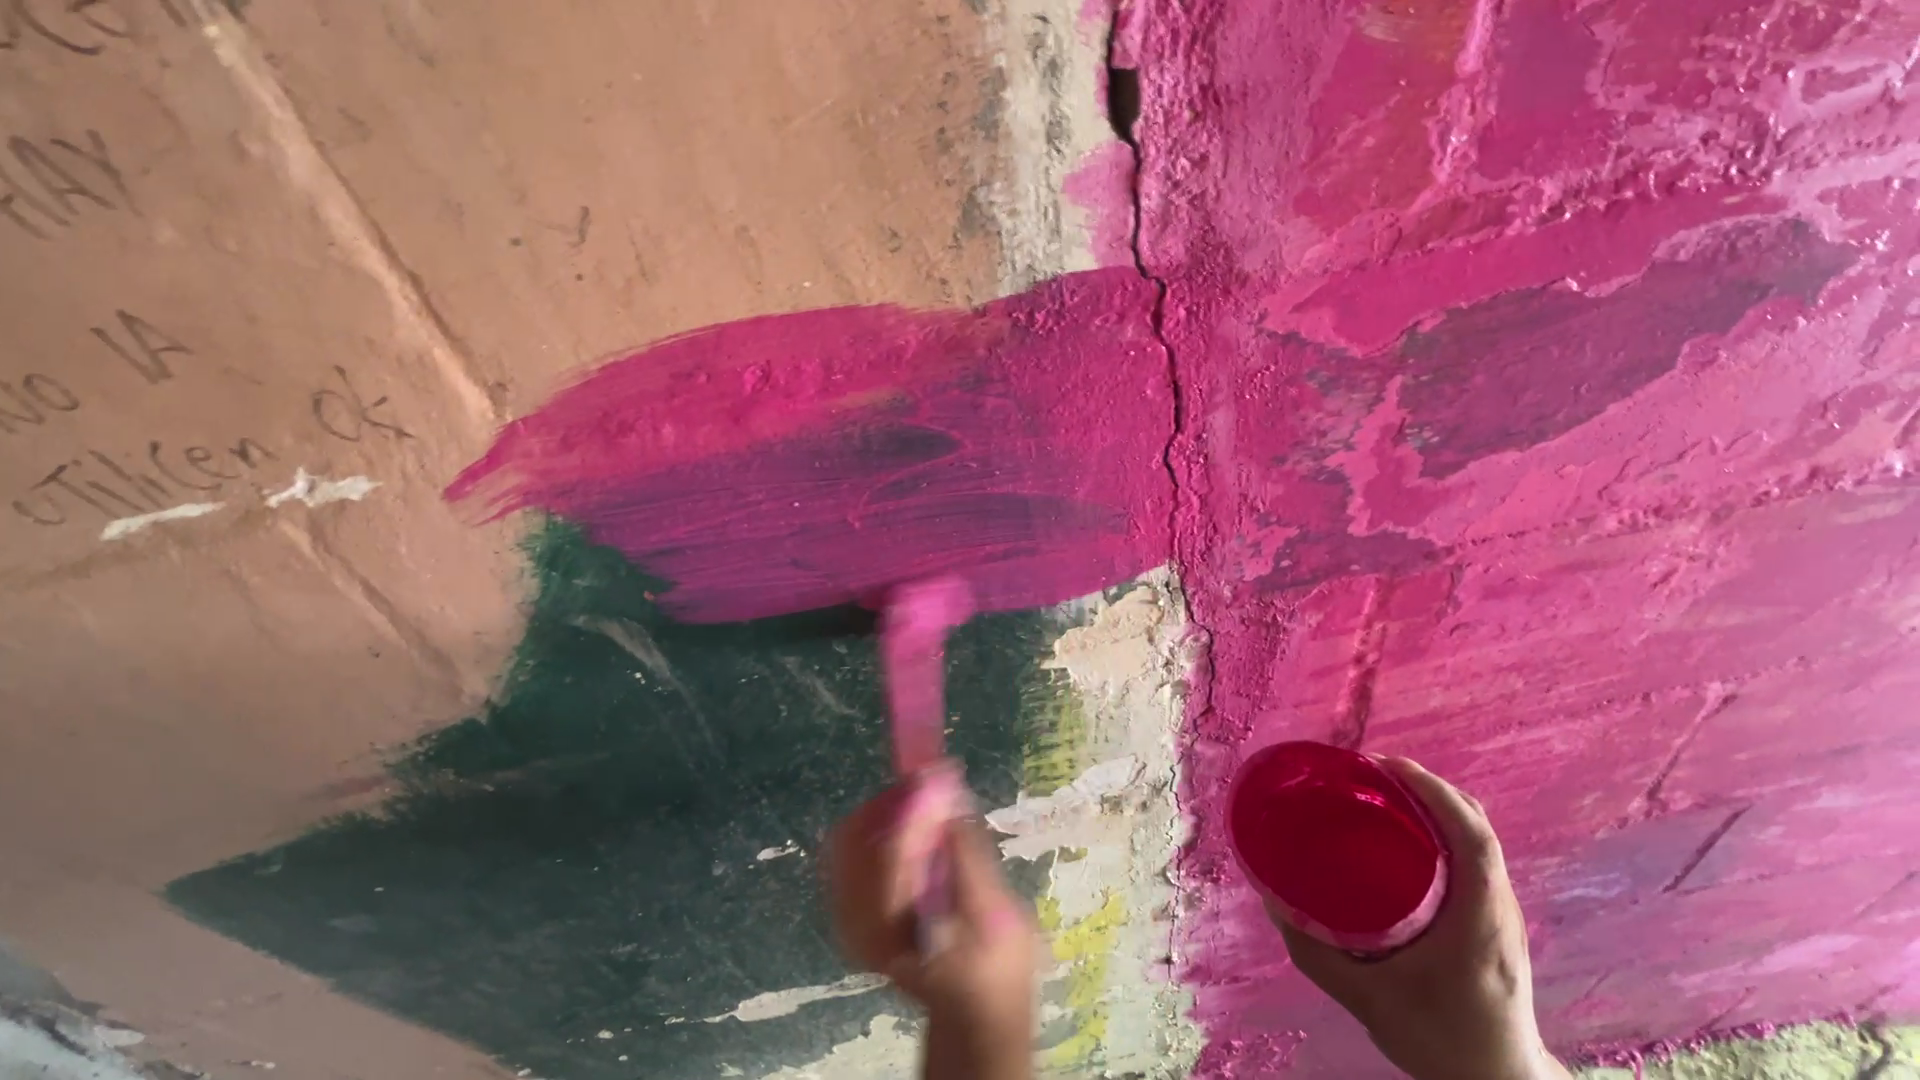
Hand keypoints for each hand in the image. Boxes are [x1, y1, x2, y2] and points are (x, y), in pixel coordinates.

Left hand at [826, 763, 1036, 1079]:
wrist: (974, 1012)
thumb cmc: (995, 966)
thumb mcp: (996, 913)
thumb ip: (967, 854)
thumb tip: (949, 796)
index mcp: (896, 932)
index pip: (893, 850)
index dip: (915, 801)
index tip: (939, 767)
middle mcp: (858, 925)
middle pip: (856, 838)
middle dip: (893, 801)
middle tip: (932, 780)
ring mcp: (848, 920)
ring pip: (849, 840)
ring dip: (886, 810)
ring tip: (926, 799)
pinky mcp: (850, 913)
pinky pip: (850, 852)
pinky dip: (878, 827)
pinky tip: (912, 824)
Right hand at [1271, 757, 1570, 1079]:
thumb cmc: (1437, 1038)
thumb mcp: (1364, 999)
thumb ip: (1314, 951)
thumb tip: (1271, 898)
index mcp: (1478, 918)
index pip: (1471, 834)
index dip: (1432, 790)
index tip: (1382, 766)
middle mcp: (1499, 905)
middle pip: (1476, 822)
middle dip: (1426, 785)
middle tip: (1370, 774)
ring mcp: (1505, 912)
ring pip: (1479, 835)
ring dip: (1436, 804)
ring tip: (1382, 795)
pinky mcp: (1498, 920)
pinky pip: (1476, 854)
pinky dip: (1443, 828)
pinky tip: (1405, 837)